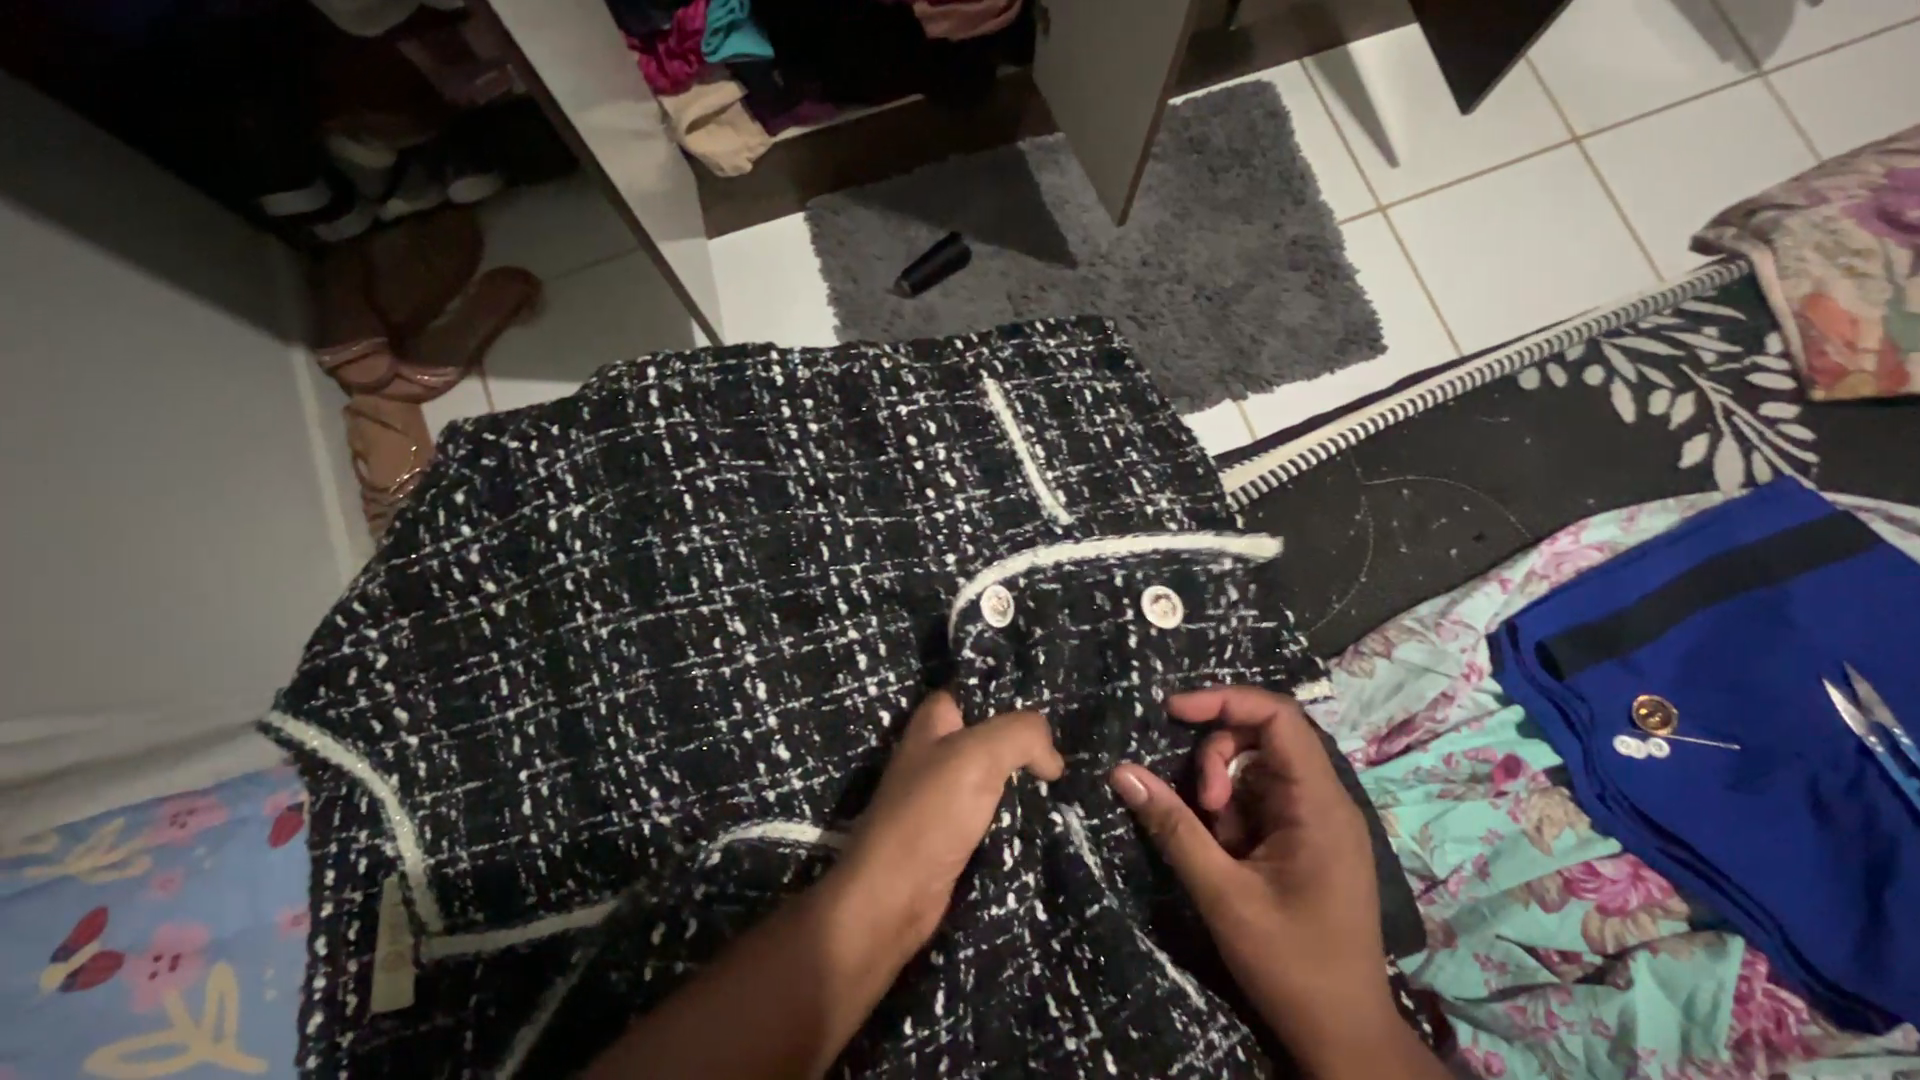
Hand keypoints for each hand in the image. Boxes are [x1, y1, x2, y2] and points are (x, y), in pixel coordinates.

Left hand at [839, 689, 1064, 947]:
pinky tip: (1053, 818)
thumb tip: (1053, 760)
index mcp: (932, 724)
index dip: (1009, 696)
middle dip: (1029, 744)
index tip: (1052, 710)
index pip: (975, 692)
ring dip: (1028, 785)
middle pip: (992, 737)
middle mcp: (937, 755)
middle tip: (1072, 751)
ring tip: (1074, 783)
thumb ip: (1022, 735)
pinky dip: (1021, 819)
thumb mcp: (978, 754)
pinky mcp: (957, 838)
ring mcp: (945, 799)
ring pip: (998, 780)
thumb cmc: (930, 814)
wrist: (894, 897)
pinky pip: (997, 818)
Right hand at [1110, 687, 1415, 1073]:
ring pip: (1255, 771)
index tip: (1172, 711)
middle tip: (1201, 807)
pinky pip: (1259, 803)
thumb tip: (1121, 772)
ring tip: (1213, 842)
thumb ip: (1173, 828)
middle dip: (1217, 759)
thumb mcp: (1222, 894)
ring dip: (1221, 793)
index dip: (1224, 700)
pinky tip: (1225, 856)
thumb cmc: (1290, 964)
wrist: (1343, 1035)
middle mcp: (1324, 803)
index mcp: (1320, 805)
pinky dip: (1231, 817)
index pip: (1278, 717)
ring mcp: (1317, 823)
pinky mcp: (1305, 843)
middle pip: (1262, 739)